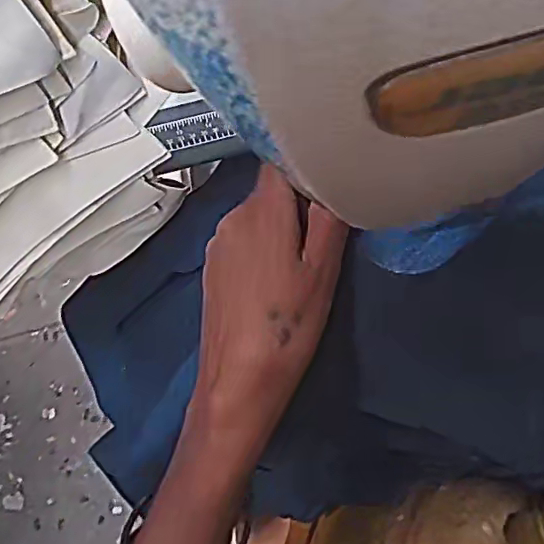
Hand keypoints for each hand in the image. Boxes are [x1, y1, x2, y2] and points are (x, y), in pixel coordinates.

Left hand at [190, 164, 348, 455]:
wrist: (238, 381)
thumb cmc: (287, 327)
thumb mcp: (323, 271)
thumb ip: (329, 219)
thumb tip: (331, 182)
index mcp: (260, 211)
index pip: (280, 162)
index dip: (306, 168)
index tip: (329, 186)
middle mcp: (232, 218)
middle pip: (271, 192)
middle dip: (298, 206)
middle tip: (324, 239)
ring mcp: (218, 243)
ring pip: (257, 217)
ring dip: (280, 229)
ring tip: (300, 267)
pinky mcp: (213, 267)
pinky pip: (244, 240)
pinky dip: (263, 249)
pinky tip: (275, 283)